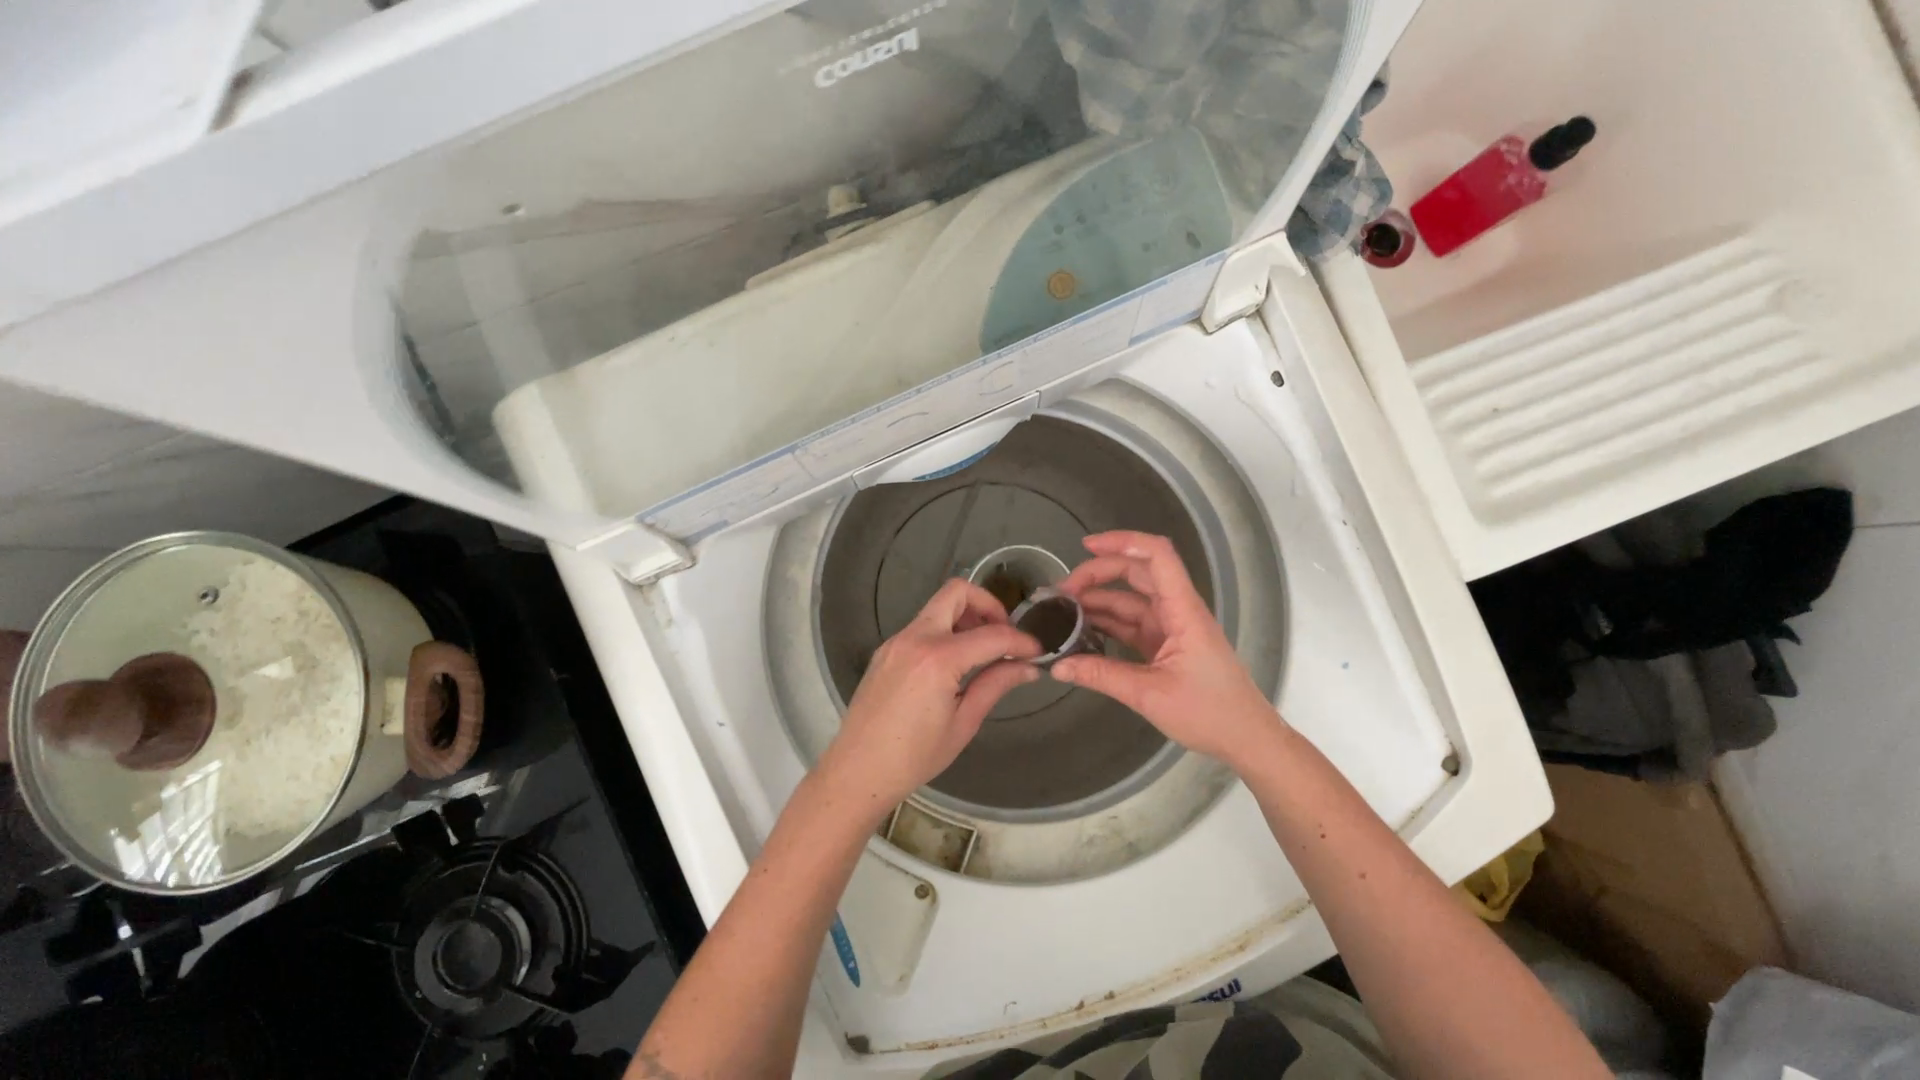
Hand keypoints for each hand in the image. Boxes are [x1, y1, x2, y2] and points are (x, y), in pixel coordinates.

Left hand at [818, 579, 1041, 814]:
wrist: (858, 770)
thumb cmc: (915, 756)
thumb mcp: (964, 723)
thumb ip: (995, 685)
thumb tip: (1028, 667)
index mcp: (937, 658)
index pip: (992, 635)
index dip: (1021, 641)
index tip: (1037, 652)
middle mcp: (914, 638)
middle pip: (957, 593)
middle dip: (988, 606)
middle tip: (1004, 636)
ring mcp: (895, 642)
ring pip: (937, 607)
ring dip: (965, 618)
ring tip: (984, 653)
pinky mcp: (886, 651)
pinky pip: (921, 627)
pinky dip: (945, 632)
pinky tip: (955, 665)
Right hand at [1052, 531, 1284, 768]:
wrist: (1245, 738)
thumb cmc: (1208, 713)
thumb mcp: (1149, 695)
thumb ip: (1101, 676)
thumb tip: (1058, 666)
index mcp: (1183, 611)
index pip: (1157, 557)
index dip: (1123, 542)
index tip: (1086, 547)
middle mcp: (1178, 611)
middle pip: (1138, 574)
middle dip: (1098, 574)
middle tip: (1061, 592)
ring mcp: (1172, 628)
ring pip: (1131, 600)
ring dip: (1098, 601)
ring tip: (1062, 612)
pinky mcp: (1166, 646)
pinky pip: (1132, 624)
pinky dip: (1107, 624)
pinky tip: (1081, 631)